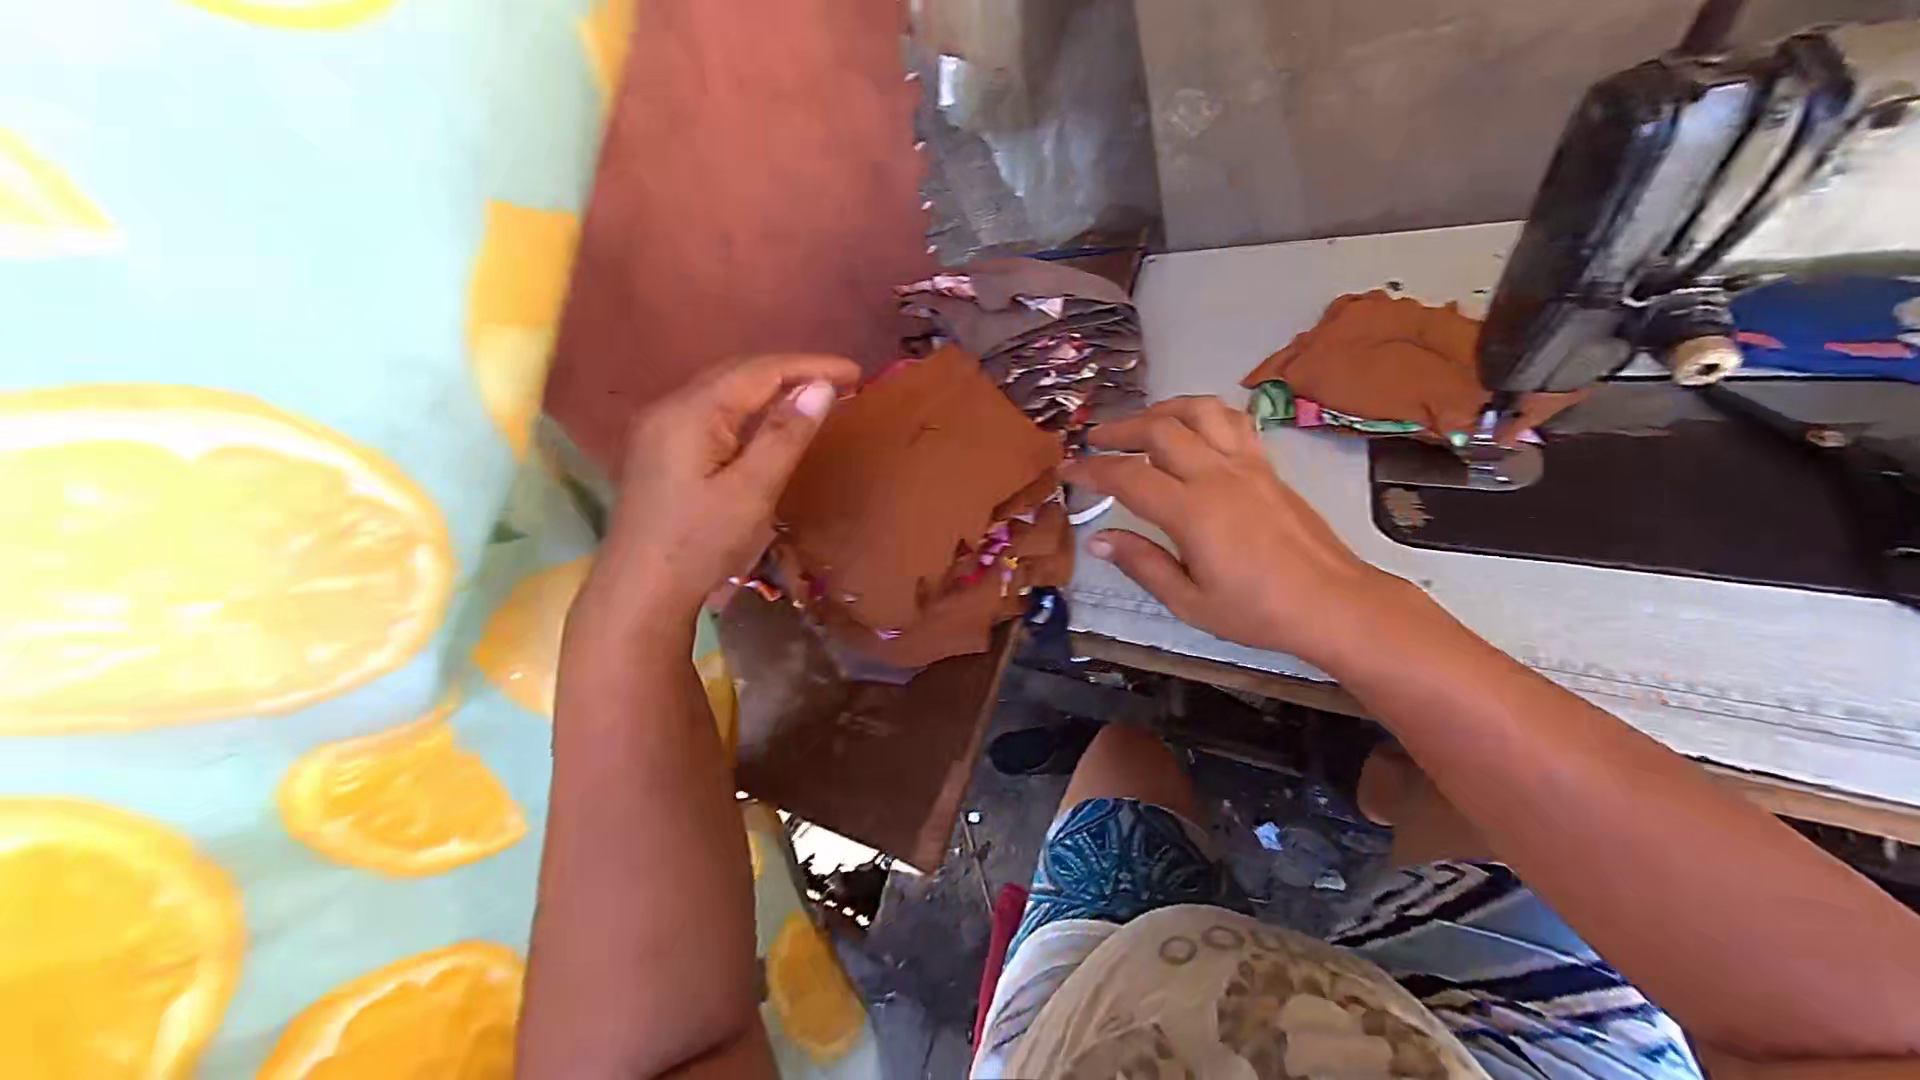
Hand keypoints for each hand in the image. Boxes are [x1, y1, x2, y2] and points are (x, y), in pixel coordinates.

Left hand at [579, 353, 860, 630]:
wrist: (640, 590)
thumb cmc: (700, 543)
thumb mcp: (752, 491)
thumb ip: (785, 435)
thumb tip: (820, 387)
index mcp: (691, 411)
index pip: (759, 371)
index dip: (810, 366)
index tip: (855, 373)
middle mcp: (670, 407)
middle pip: (738, 372)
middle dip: (791, 371)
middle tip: (840, 382)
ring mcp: (660, 428)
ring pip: (724, 391)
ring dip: (770, 387)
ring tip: (812, 395)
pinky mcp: (660, 450)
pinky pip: (712, 412)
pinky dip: (748, 408)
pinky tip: (767, 421)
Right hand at [1064, 396, 1419, 666]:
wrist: (1334, 603)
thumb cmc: (1258, 611)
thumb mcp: (1189, 601)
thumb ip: (1142, 564)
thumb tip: (1099, 539)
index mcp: (1192, 512)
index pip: (1128, 476)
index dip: (1091, 469)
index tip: (1067, 470)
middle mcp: (1217, 476)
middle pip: (1160, 428)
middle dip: (1119, 429)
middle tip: (1094, 439)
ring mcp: (1247, 465)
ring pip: (1199, 411)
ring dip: (1162, 409)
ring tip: (1140, 422)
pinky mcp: (1268, 466)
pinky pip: (1232, 421)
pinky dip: (1204, 413)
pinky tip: (1192, 426)